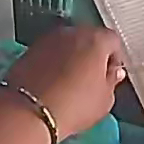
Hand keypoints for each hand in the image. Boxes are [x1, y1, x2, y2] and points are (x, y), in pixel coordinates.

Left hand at [3, 25, 126, 138]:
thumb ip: (112, 81)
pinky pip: (49, 53)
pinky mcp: (29, 50)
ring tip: (71, 81)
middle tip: (92, 78)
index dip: (115, 58)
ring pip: (67, 44)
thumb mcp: (104, 100)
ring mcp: (47, 39)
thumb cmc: (75, 105)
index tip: (111, 75)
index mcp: (95, 40)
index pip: (113, 41)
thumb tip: (112, 71)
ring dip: (71, 57)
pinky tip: (53, 82)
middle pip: (88, 38)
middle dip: (92, 55)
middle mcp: (71, 32)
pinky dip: (53, 62)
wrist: (28, 111)